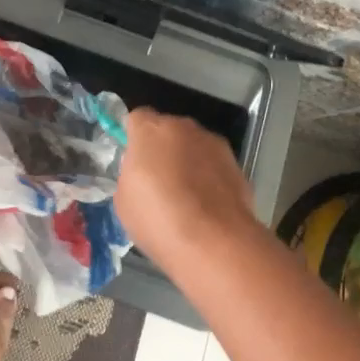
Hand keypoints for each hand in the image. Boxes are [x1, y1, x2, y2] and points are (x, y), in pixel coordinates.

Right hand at [114, 108, 255, 259]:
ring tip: (187, 198)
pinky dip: (209, 176)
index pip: (137, 118)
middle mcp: (183, 127)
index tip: (134, 161)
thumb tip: (142, 174)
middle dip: (162, 149)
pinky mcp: (235, 162)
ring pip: (193, 145)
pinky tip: (208, 206)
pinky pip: (213, 163)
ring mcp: (212, 142)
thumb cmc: (159, 220)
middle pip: (167, 129)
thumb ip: (130, 175)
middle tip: (158, 182)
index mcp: (150, 130)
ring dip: (188, 161)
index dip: (134, 137)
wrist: (214, 242)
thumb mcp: (124, 200)